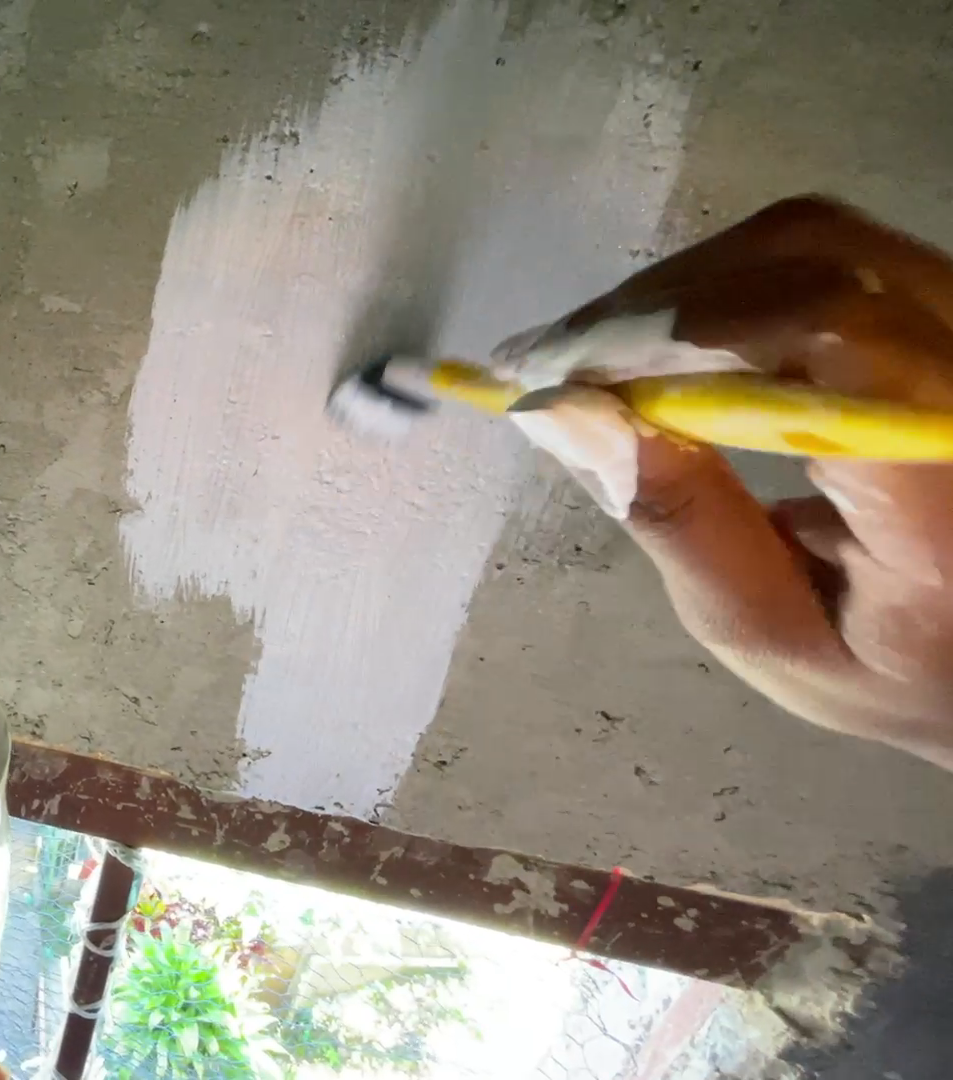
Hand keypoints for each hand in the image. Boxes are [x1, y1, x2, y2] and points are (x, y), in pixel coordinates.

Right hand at [499, 195, 952, 769]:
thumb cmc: (884, 665)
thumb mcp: (758, 626)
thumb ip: (674, 519)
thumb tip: (558, 409)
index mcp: (950, 474)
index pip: (822, 335)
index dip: (662, 331)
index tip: (540, 372)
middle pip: (806, 264)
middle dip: (642, 309)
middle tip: (536, 363)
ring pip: (805, 245)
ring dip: (665, 295)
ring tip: (576, 358)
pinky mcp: (946, 322)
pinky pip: (816, 261)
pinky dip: (703, 291)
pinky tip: (641, 345)